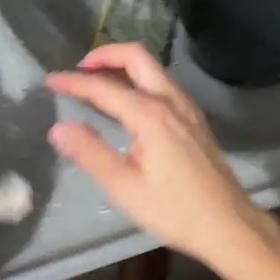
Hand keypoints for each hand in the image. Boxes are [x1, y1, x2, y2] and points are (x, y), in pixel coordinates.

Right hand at [45, 42, 271, 272]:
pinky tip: (130, 100)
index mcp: (149, 114)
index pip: (103, 87)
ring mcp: (186, 106)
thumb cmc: (174, 210)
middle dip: (105, 54)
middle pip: (136, 56)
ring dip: (123, 64)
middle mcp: (169, 99)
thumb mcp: (124, 187)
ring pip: (152, 67)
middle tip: (80, 69)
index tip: (50, 80)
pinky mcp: (195, 117)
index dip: (74, 82)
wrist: (229, 225)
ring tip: (99, 80)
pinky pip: (163, 82)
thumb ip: (89, 153)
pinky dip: (140, 78)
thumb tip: (58, 127)